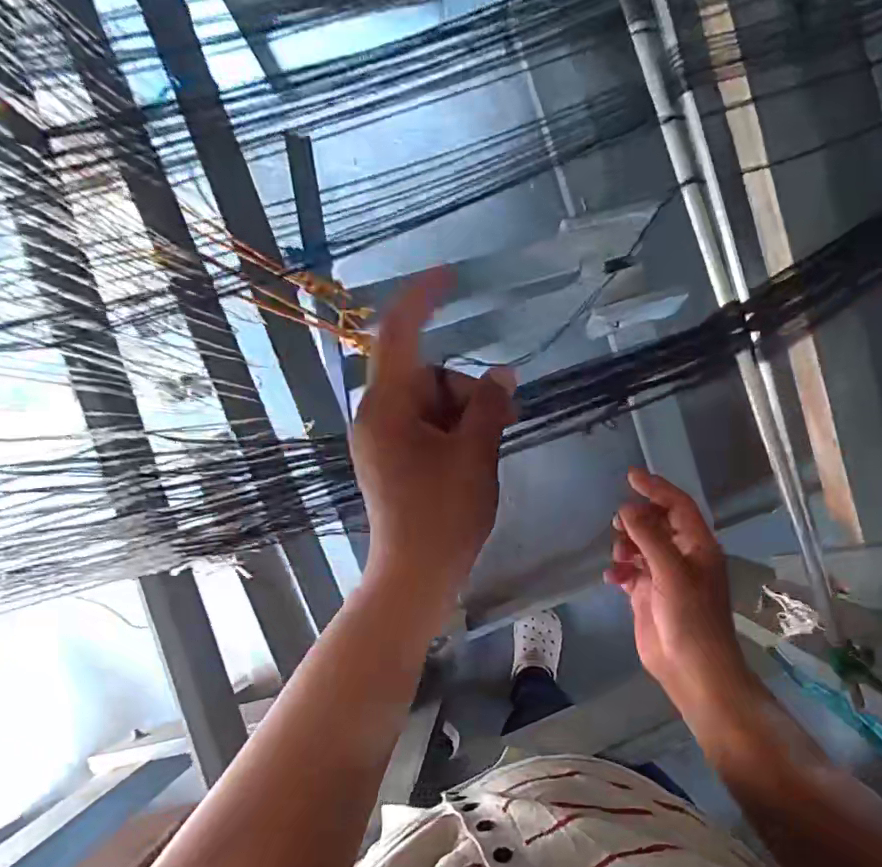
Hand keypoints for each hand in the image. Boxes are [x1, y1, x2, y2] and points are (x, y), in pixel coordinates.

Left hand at [351, 271, 515, 604]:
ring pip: (429, 405)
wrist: (416, 575)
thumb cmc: (444, 514)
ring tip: (492, 447)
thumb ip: (488, 407)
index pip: (399, 334)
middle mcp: (376, 418)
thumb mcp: (475, 455)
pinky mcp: (390, 464)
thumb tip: (502, 375)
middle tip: (506, 417)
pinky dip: (452, 434)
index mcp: (387, 407)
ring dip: (464, 415)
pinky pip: (423, 430)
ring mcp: (381, 443)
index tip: (450, 276)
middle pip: (425, 376)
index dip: (423, 298)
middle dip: (466, 389)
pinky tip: (474, 458)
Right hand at [606, 468, 755, 707]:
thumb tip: (627, 509)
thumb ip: (649, 538)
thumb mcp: (672, 572)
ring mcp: (664, 577)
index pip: (678, 506)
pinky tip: (611, 577)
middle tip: (618, 522)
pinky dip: (620, 571)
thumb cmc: (690, 617)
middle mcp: (683, 557)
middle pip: (658, 524)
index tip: (630, 477)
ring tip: (617, 554)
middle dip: (637, 519)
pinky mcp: (648, 597)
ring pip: (641, 547)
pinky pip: (630, 573)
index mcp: (699, 546)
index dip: (657, 489)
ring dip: (626, 545)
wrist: (691, 667)